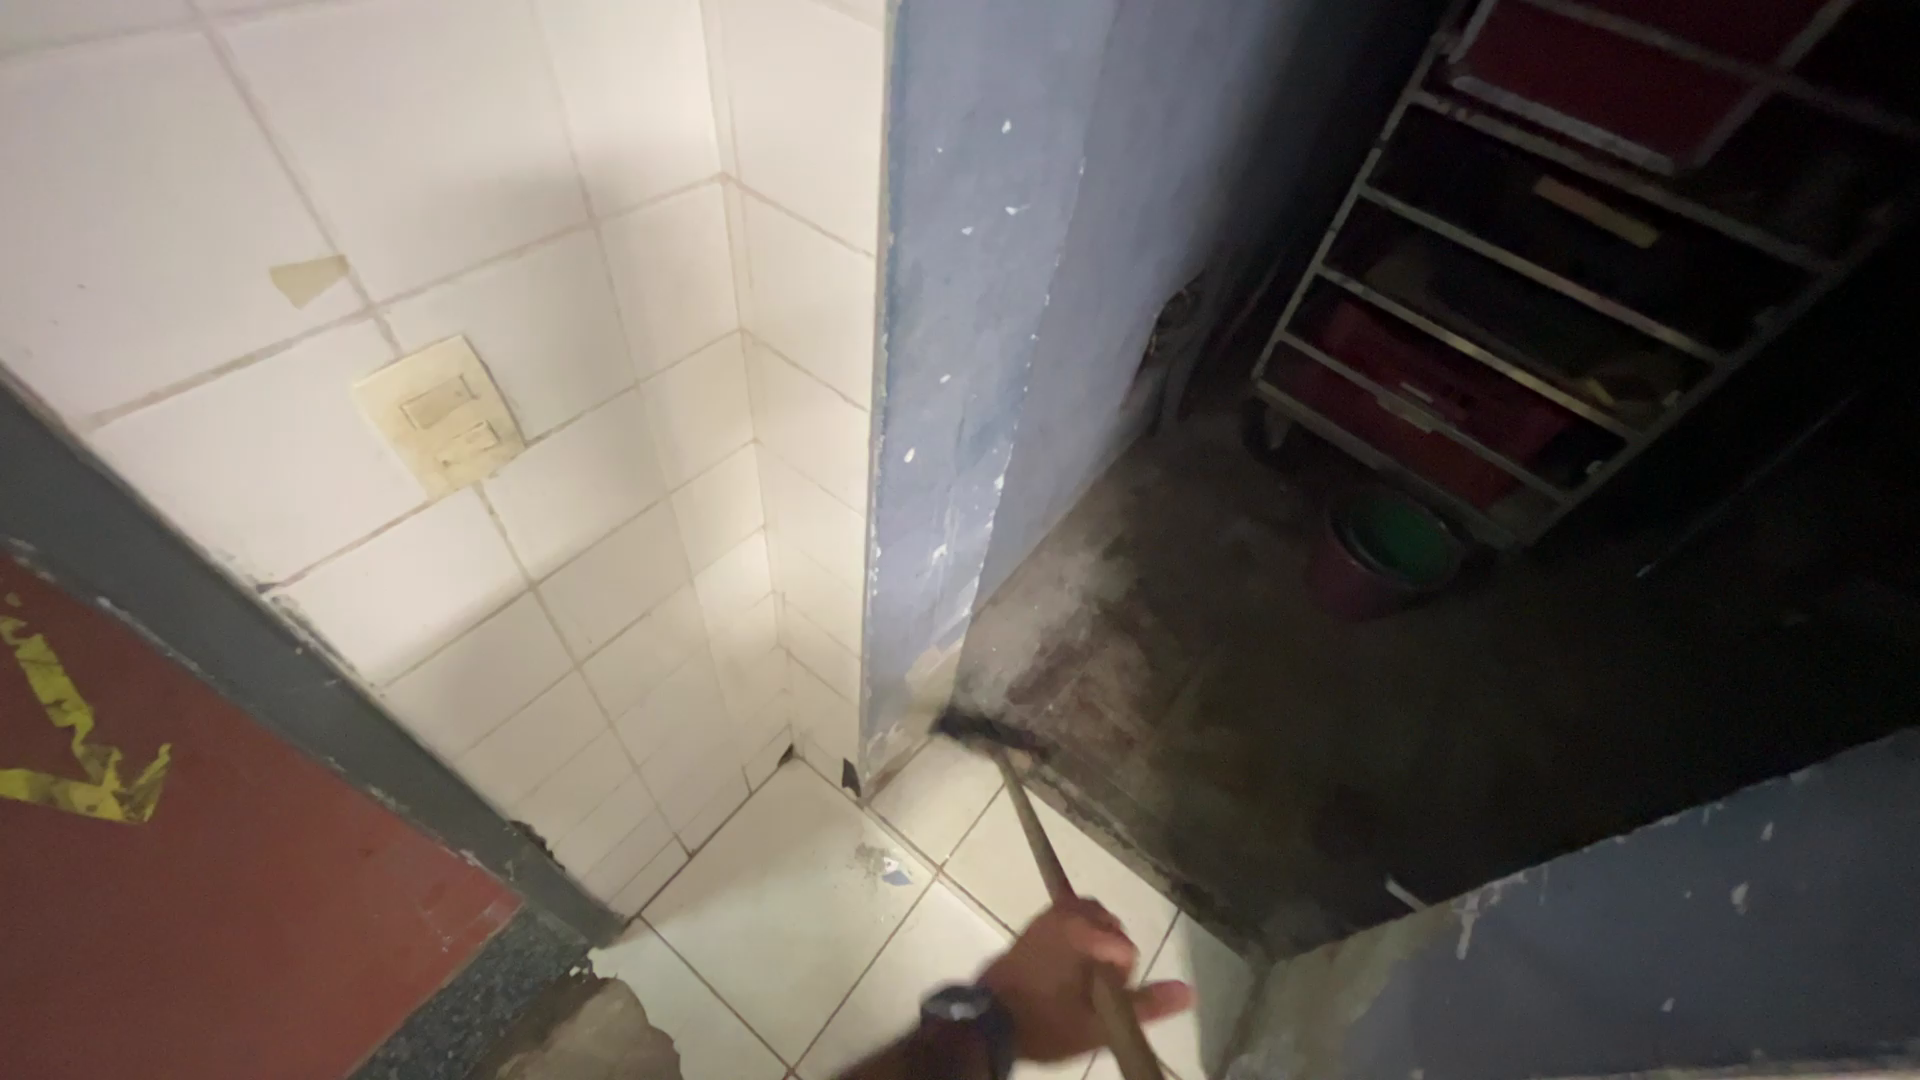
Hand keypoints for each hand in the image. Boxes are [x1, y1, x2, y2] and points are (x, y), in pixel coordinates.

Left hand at [978, 897, 1193, 1062]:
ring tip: (1087, 981)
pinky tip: (1068, 971)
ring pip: (1089, 917)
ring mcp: (1048, 916)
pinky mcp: (1034, 924)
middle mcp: (1066, 913)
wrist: (989, 1021)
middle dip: (1111, 954)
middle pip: (1109, 924)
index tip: (1106, 1001)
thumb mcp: (1098, 1024)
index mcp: (1083, 931)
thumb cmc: (1046, 1023)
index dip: (1123, 978)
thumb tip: (1188, 991)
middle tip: (1099, 990)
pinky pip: (1068, 918)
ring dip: (1096, 943)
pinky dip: (1077, 937)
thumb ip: (1145, 1005)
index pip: (1125, 947)